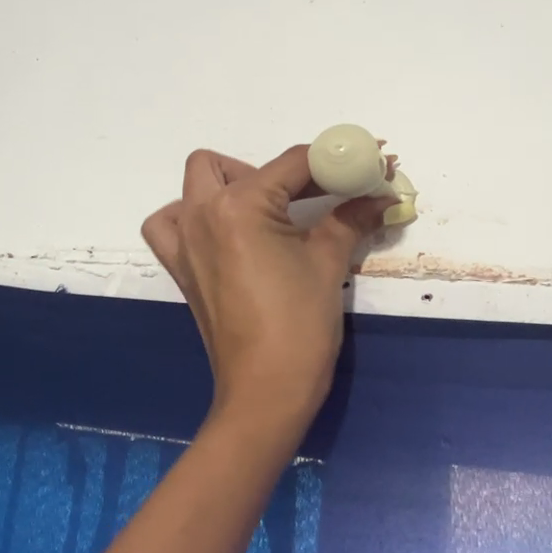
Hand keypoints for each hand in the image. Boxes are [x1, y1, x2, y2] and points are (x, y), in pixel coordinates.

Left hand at [142, 145, 387, 432]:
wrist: (266, 391)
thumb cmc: (300, 326)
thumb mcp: (329, 263)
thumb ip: (351, 217)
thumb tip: (381, 194)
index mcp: (239, 206)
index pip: (293, 164)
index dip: (336, 161)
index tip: (368, 162)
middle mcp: (202, 213)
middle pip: (234, 164)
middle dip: (277, 172)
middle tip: (313, 198)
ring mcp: (184, 241)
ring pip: (196, 184)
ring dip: (229, 184)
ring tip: (266, 212)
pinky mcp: (181, 267)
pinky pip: (170, 224)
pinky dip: (190, 216)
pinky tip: (223, 232)